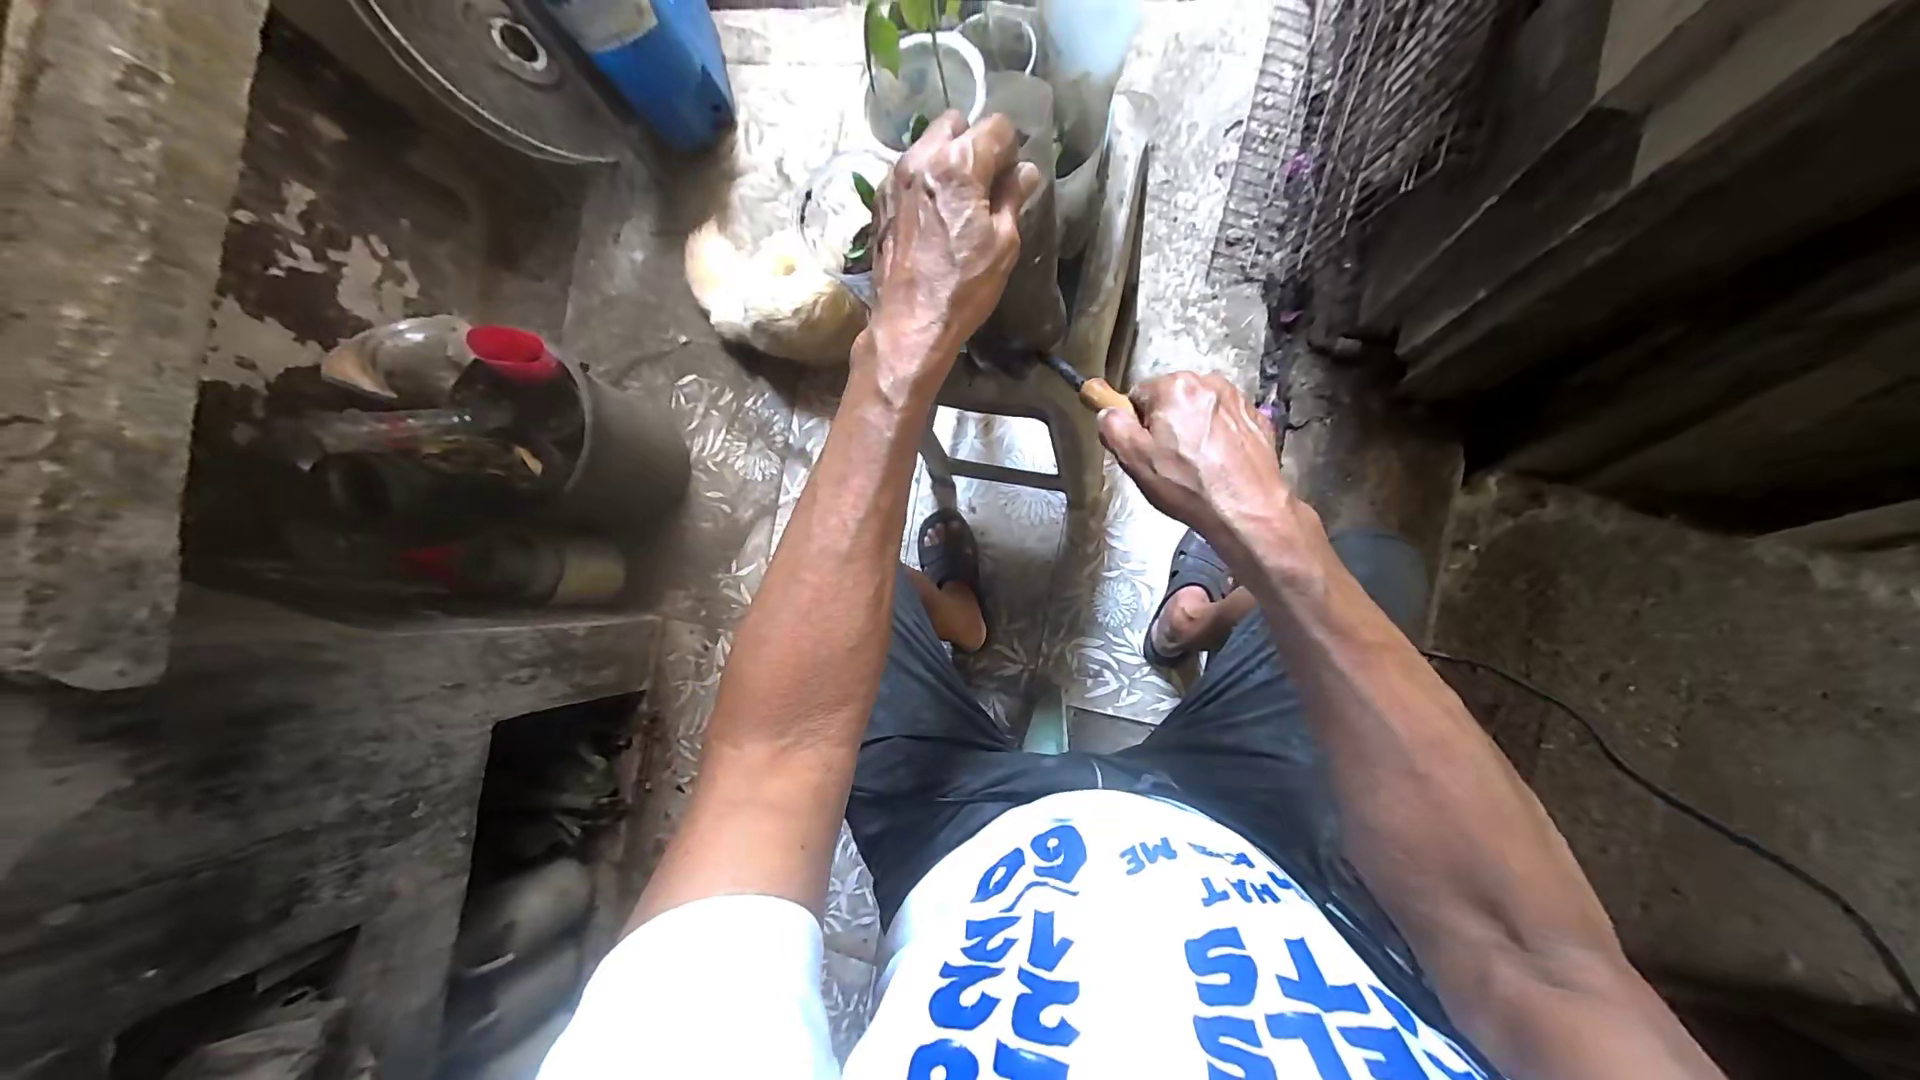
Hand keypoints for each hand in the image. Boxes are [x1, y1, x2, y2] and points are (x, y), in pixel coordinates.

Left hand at [858, 111, 1041, 402]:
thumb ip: (1013, 198)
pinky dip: (924, 182)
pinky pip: (908, 173)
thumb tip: (1025, 172)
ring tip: (957, 203)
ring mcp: (895, 178)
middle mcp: (921, 158)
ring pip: (927, 145)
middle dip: (974, 145)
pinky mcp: (880, 201)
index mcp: (957, 164)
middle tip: (984, 185)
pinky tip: (933, 216)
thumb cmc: (962, 288)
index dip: (1010, 150)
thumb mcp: (1003, 245)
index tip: (1011, 179)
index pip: (997, 126)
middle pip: (956, 124)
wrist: (911, 323)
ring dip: (947, 161)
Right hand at [1098, 373, 1305, 561]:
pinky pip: (1222, 422)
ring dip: (1190, 432)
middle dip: (1164, 425)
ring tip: (1192, 467)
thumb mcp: (1134, 459)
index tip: (1143, 449)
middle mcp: (1208, 382)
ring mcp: (1236, 399)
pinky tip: (1214, 465)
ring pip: (1196, 411)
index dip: (1135, 425)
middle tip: (1166, 462)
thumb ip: (1112, 427)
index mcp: (1174, 386)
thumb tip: (1107, 412)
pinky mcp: (1255, 418)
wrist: (1246, 509)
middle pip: (1169, 400)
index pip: (1136, 395)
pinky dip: (1215, 438)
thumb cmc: (1190, 486)